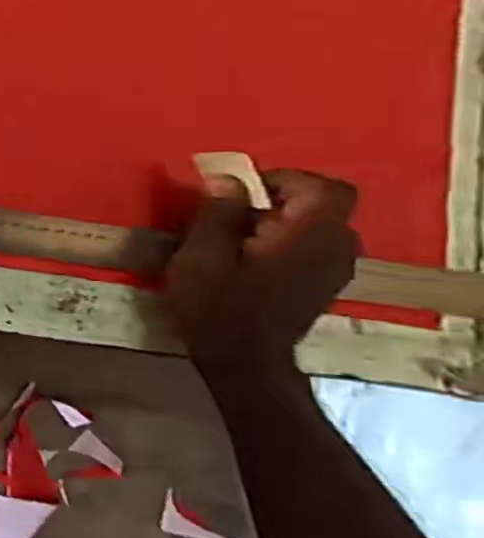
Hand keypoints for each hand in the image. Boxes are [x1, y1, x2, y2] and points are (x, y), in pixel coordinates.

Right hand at [163, 169, 360, 372]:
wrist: (243, 358)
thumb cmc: (216, 304)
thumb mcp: (201, 255)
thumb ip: (218, 214)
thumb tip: (227, 179)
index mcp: (310, 238)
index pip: (326, 188)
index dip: (285, 178)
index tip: (239, 189)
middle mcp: (337, 249)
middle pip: (320, 206)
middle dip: (273, 200)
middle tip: (223, 215)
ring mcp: (334, 268)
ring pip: (314, 226)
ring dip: (274, 221)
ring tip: (229, 237)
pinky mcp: (323, 282)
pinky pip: (311, 245)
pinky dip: (281, 239)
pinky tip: (244, 258)